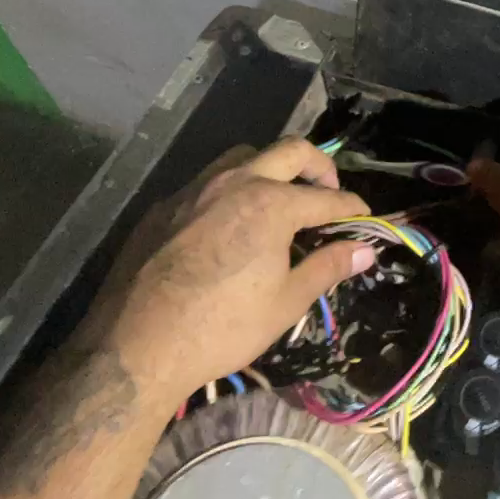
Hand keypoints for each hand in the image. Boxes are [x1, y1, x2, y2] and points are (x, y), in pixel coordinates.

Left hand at [96, 138, 376, 400]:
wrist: (133, 348)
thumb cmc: (221, 328)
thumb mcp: (286, 303)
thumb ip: (328, 267)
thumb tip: (366, 251)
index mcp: (272, 204)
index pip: (327, 199)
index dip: (352, 208)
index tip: (365, 217)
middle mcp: (237, 182)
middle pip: (291, 151)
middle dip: (320, 166)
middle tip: (328, 192)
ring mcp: (196, 189)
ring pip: (245, 155)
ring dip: (272, 167)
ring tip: (280, 197)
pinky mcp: (166, 205)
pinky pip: (208, 180)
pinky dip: (233, 188)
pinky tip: (229, 222)